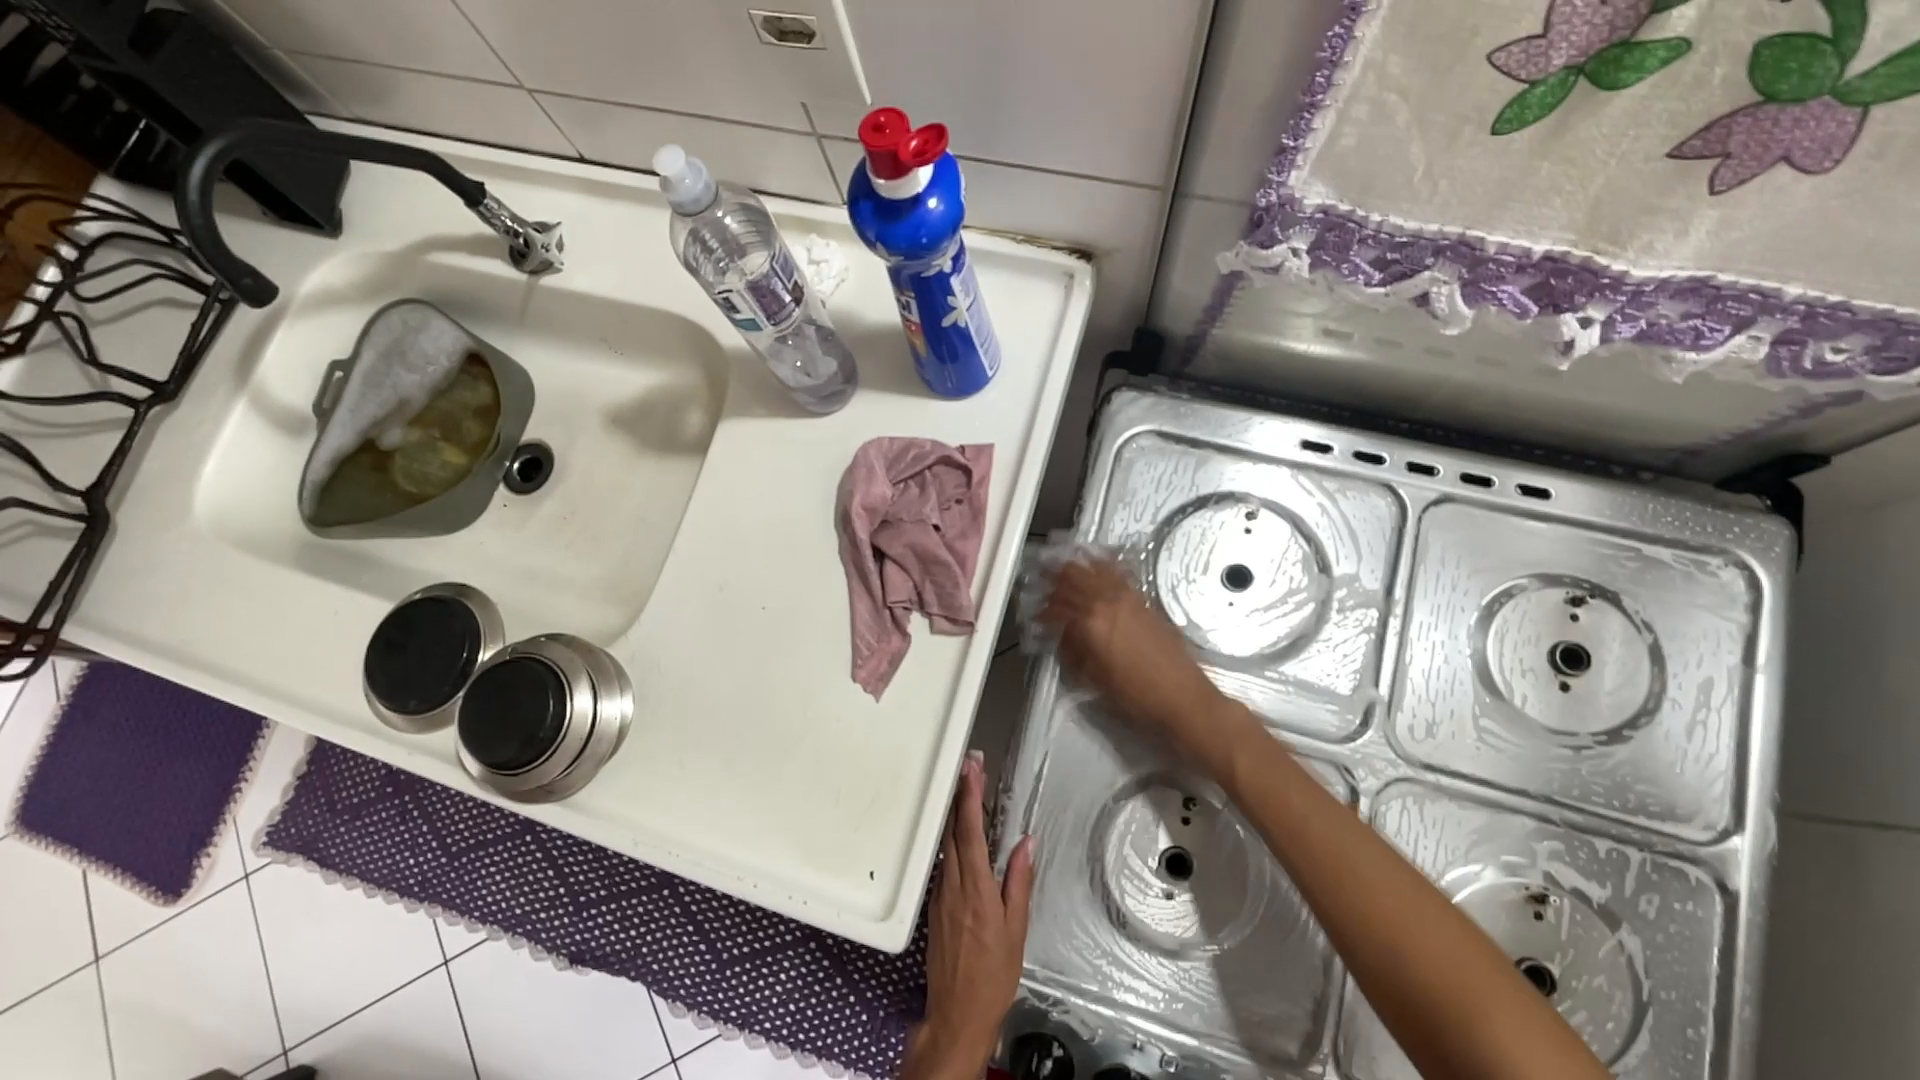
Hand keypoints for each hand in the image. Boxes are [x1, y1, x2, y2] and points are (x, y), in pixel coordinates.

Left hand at [901, 753, 1033, 1079]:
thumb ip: (1018, 882)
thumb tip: (1025, 844)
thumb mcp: (1017, 930)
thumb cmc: (994, 974)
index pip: (971, 833)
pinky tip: (960, 834)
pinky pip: (943, 865)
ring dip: (955, 816)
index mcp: (976, 890)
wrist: (957, 1013)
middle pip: (953, 832)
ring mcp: (939, 896)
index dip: (971, 798)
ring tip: (966, 789)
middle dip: (960, 796)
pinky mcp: (933, 907)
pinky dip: (951, 842)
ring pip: (945, 846)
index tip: (972, 770)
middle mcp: (952, 887)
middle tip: (968, 766)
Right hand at [1039, 557, 1223, 744]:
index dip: (1042, 611)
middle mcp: (1107, 602)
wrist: (1182, 696)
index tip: (1035, 617)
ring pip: (1095, 570)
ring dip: (1077, 567)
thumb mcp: (1094, 679)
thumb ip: (1074, 652)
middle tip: (1041, 579)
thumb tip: (1063, 638)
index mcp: (1090, 622)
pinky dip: (1104, 564)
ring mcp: (1128, 597)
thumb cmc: (1135, 695)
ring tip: (1063, 565)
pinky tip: (1099, 561)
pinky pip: (1119, 573)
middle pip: (1073, 578)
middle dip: (1054, 579)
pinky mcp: (1144, 600)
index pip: (1057, 608)